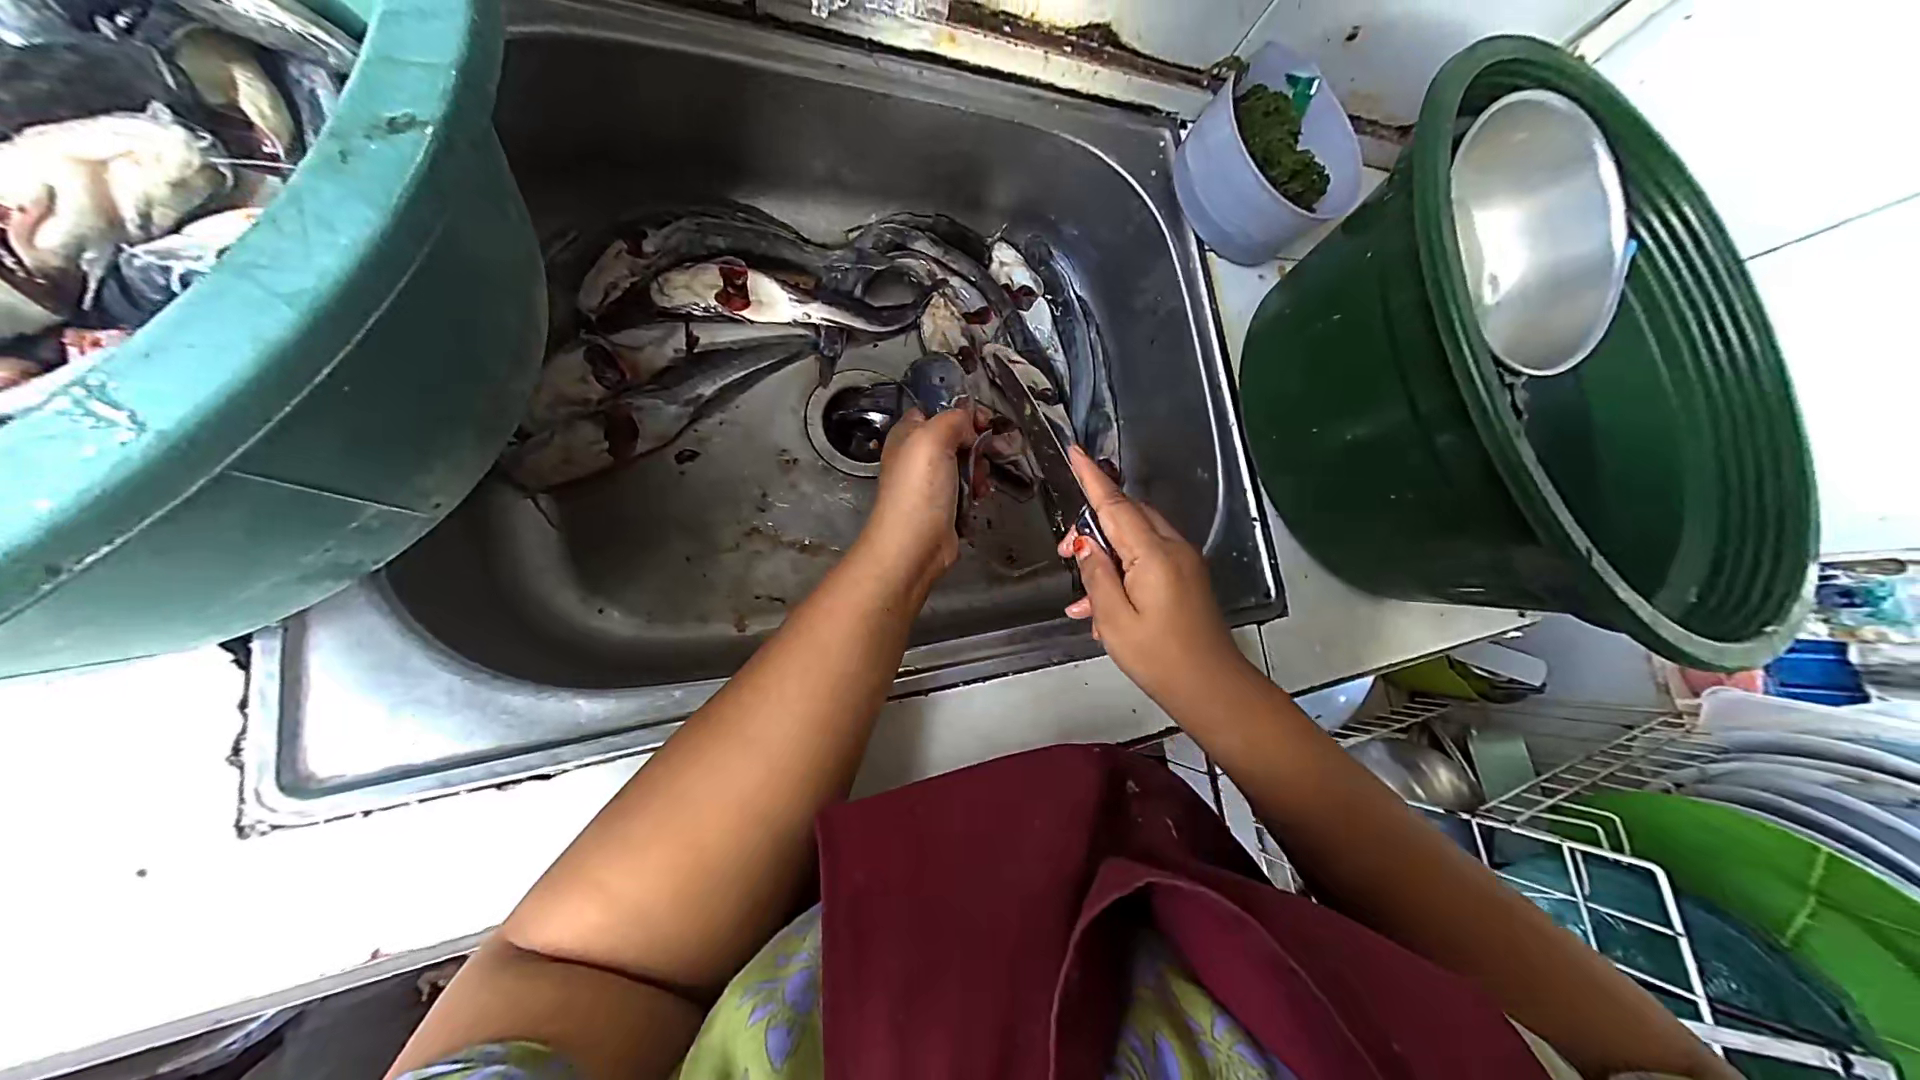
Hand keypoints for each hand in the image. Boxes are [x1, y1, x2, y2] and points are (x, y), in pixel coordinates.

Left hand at [855, 405, 981, 592]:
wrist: (915, 544)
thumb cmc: (918, 489)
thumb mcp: (933, 438)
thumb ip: (953, 419)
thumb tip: (968, 423)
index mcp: (908, 434)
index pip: (937, 410)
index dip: (961, 411)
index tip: (983, 420)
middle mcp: (917, 456)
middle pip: (956, 438)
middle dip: (976, 443)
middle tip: (984, 452)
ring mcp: (931, 482)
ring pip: (965, 463)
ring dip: (979, 469)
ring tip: (979, 480)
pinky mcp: (945, 505)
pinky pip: (967, 488)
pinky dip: (977, 490)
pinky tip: (979, 496)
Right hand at [1056, 446, 1257, 709]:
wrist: (1212, 688)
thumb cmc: (1160, 658)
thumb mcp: (1114, 620)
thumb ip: (1096, 576)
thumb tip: (1085, 544)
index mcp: (1154, 555)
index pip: (1116, 505)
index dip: (1092, 478)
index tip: (1075, 452)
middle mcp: (1173, 549)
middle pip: (1127, 517)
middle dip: (1093, 526)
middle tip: (1065, 552)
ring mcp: (1183, 563)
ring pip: (1135, 540)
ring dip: (1105, 557)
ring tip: (1081, 596)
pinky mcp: (1185, 578)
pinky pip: (1147, 559)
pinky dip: (1122, 572)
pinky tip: (1101, 607)